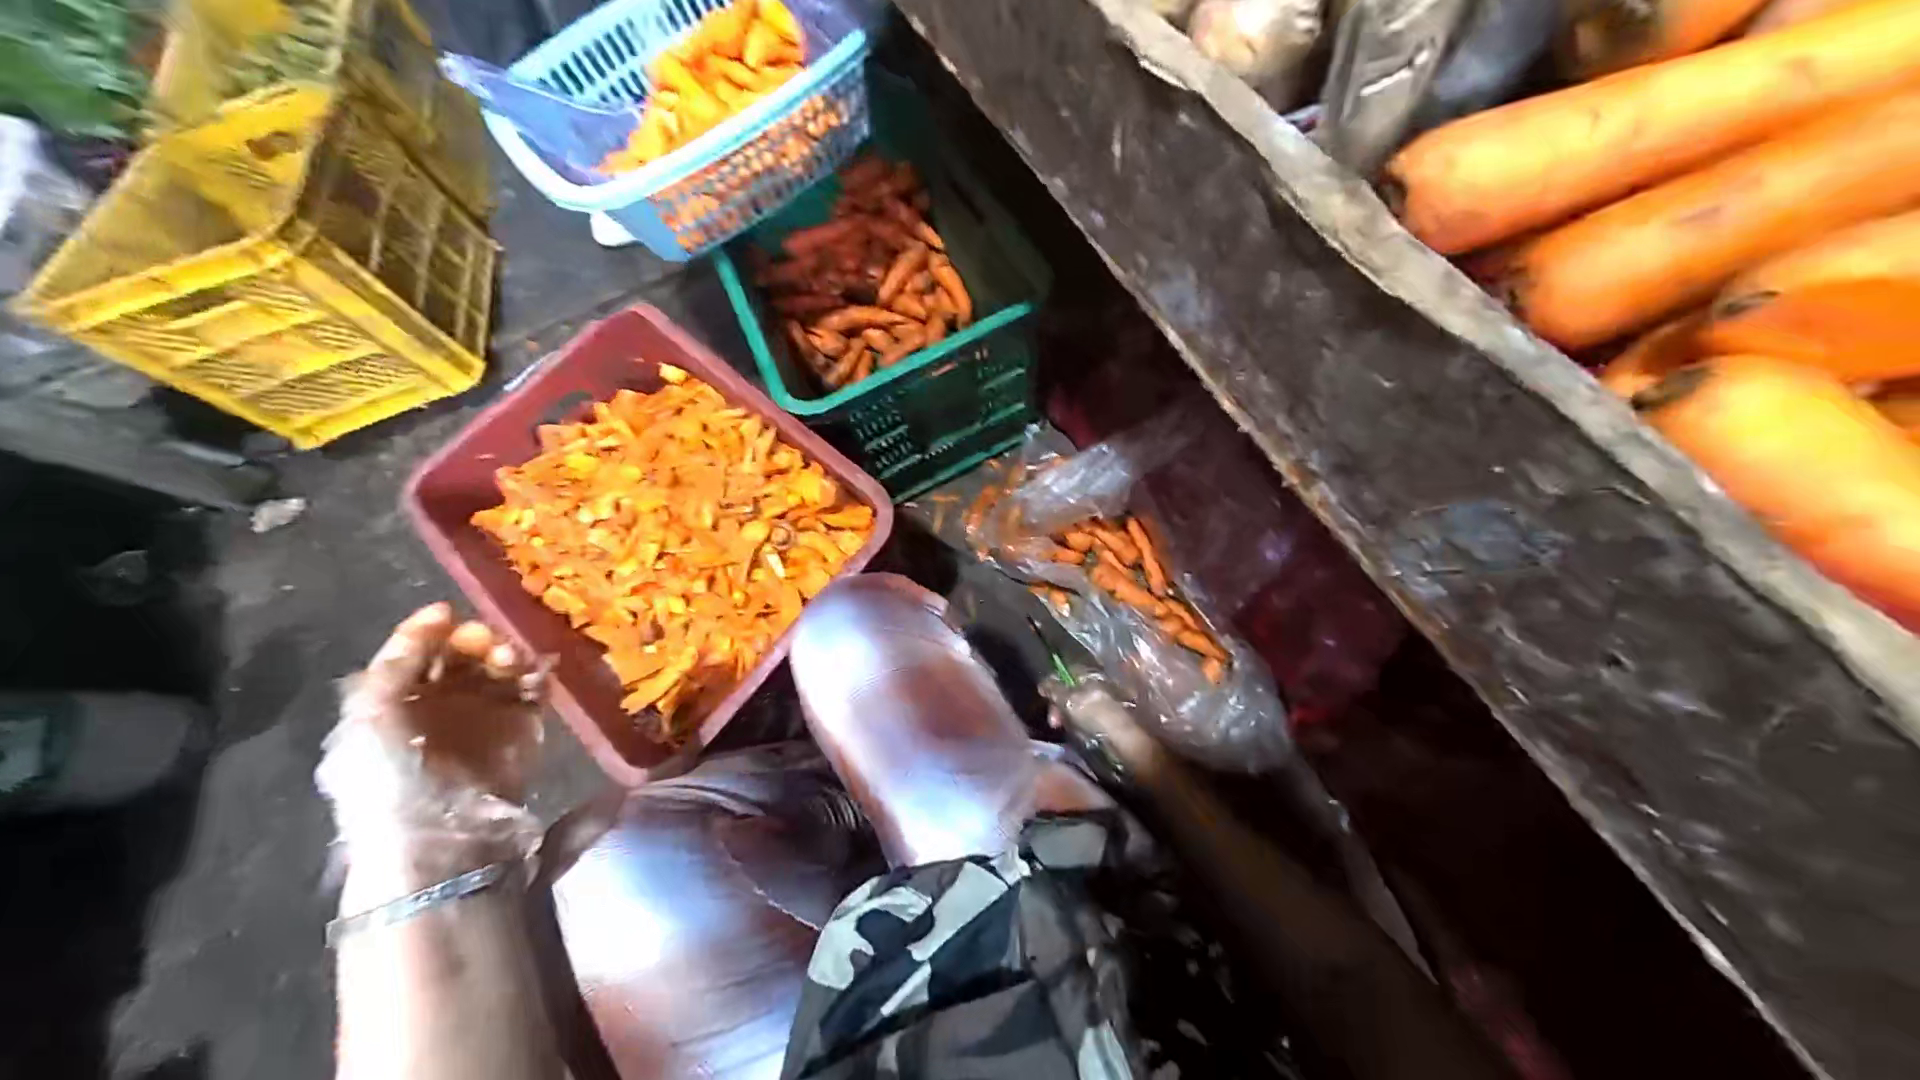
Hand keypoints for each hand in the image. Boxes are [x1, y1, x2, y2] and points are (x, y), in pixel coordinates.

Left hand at [321, 603, 546, 854]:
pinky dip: (537, 674)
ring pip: (502, 665)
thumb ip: (400, 658)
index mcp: (398, 696)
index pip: (422, 649)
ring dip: (508, 653)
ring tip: (509, 661)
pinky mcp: (525, 725)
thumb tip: (441, 610)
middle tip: (486, 642)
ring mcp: (487, 713)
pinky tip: (533, 672)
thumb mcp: (371, 711)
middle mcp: (443, 700)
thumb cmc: (392, 771)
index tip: (452, 616)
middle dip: (477, 639)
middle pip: (466, 652)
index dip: (436, 630)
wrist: (440, 831)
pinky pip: (534, 687)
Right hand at [1044, 672, 1165, 783]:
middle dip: (1060, 704)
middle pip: (1074, 690)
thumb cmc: (1098, 717)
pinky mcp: (1116, 724)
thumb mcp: (1070, 701)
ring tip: (1065, 731)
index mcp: (1094, 676)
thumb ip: (1054, 689)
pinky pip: (1091, 720)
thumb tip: (1042, 683)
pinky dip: (1082, 727)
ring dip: (1070, 718)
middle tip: (1054, 723)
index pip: (1068, 672)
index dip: (1054, 684)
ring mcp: (1111, 705)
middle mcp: (1103, 686)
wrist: (1130, 745)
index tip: (1045, 700)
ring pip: (1082, 706)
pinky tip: (1080, 736)